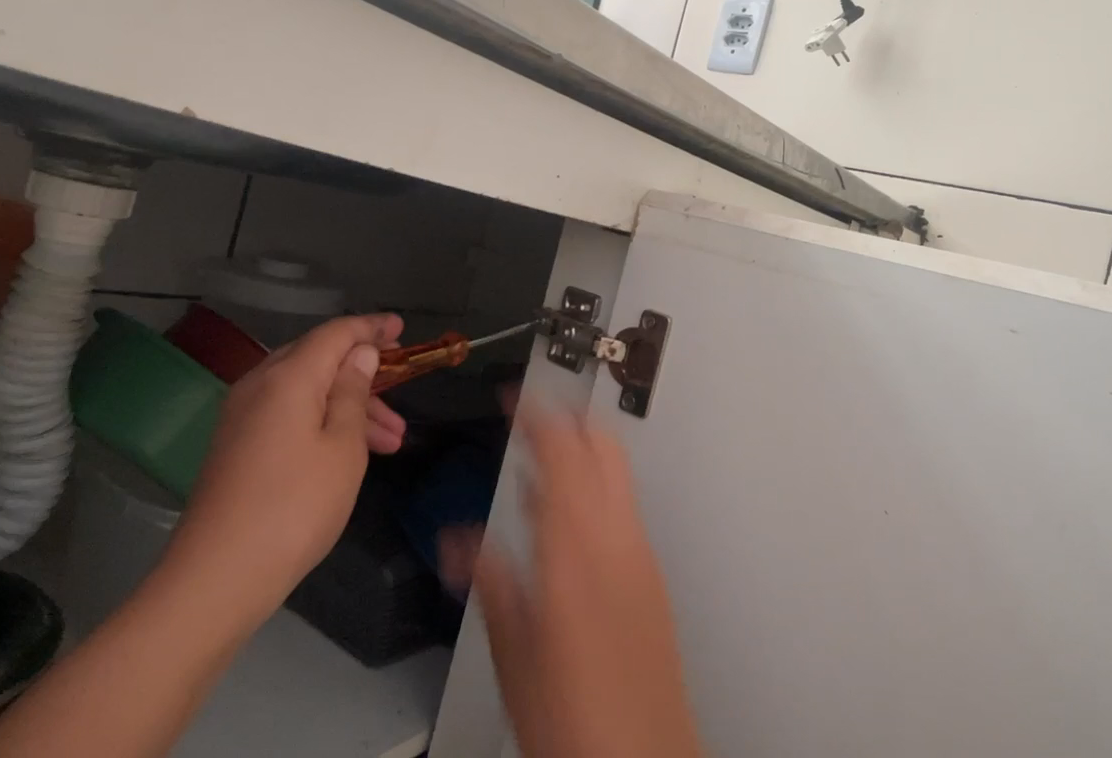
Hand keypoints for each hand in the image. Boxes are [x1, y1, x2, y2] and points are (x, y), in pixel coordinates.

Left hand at [157, 313, 404, 626]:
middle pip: (318, 360)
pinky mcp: (237, 445)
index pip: (335, 334)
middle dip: (364, 373)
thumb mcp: (343, 447)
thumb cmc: (296, 505)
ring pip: (306, 392)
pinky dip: (323, 423)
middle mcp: (258, 385)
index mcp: (287, 377)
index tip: (402, 327)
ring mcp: (242, 416)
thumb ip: (352, 392)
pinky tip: (351, 453)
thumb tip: (359, 354)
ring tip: (392, 442)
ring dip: (349, 406)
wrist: (220, 573)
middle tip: (402, 389)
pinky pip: (289, 415)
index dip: (370, 327)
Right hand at [476, 412, 704, 757]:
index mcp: (577, 547)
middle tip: (534, 415)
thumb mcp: (513, 649)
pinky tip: (567, 518)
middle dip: (570, 420)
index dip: (539, 412)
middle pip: (605, 447)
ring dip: (583, 455)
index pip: (563, 450)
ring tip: (540, 462)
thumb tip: (459, 538)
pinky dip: (596, 493)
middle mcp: (618, 540)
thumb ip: (488, 579)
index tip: (517, 394)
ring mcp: (642, 556)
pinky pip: (624, 511)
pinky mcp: (653, 578)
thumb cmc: (578, 718)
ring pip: (617, 475)